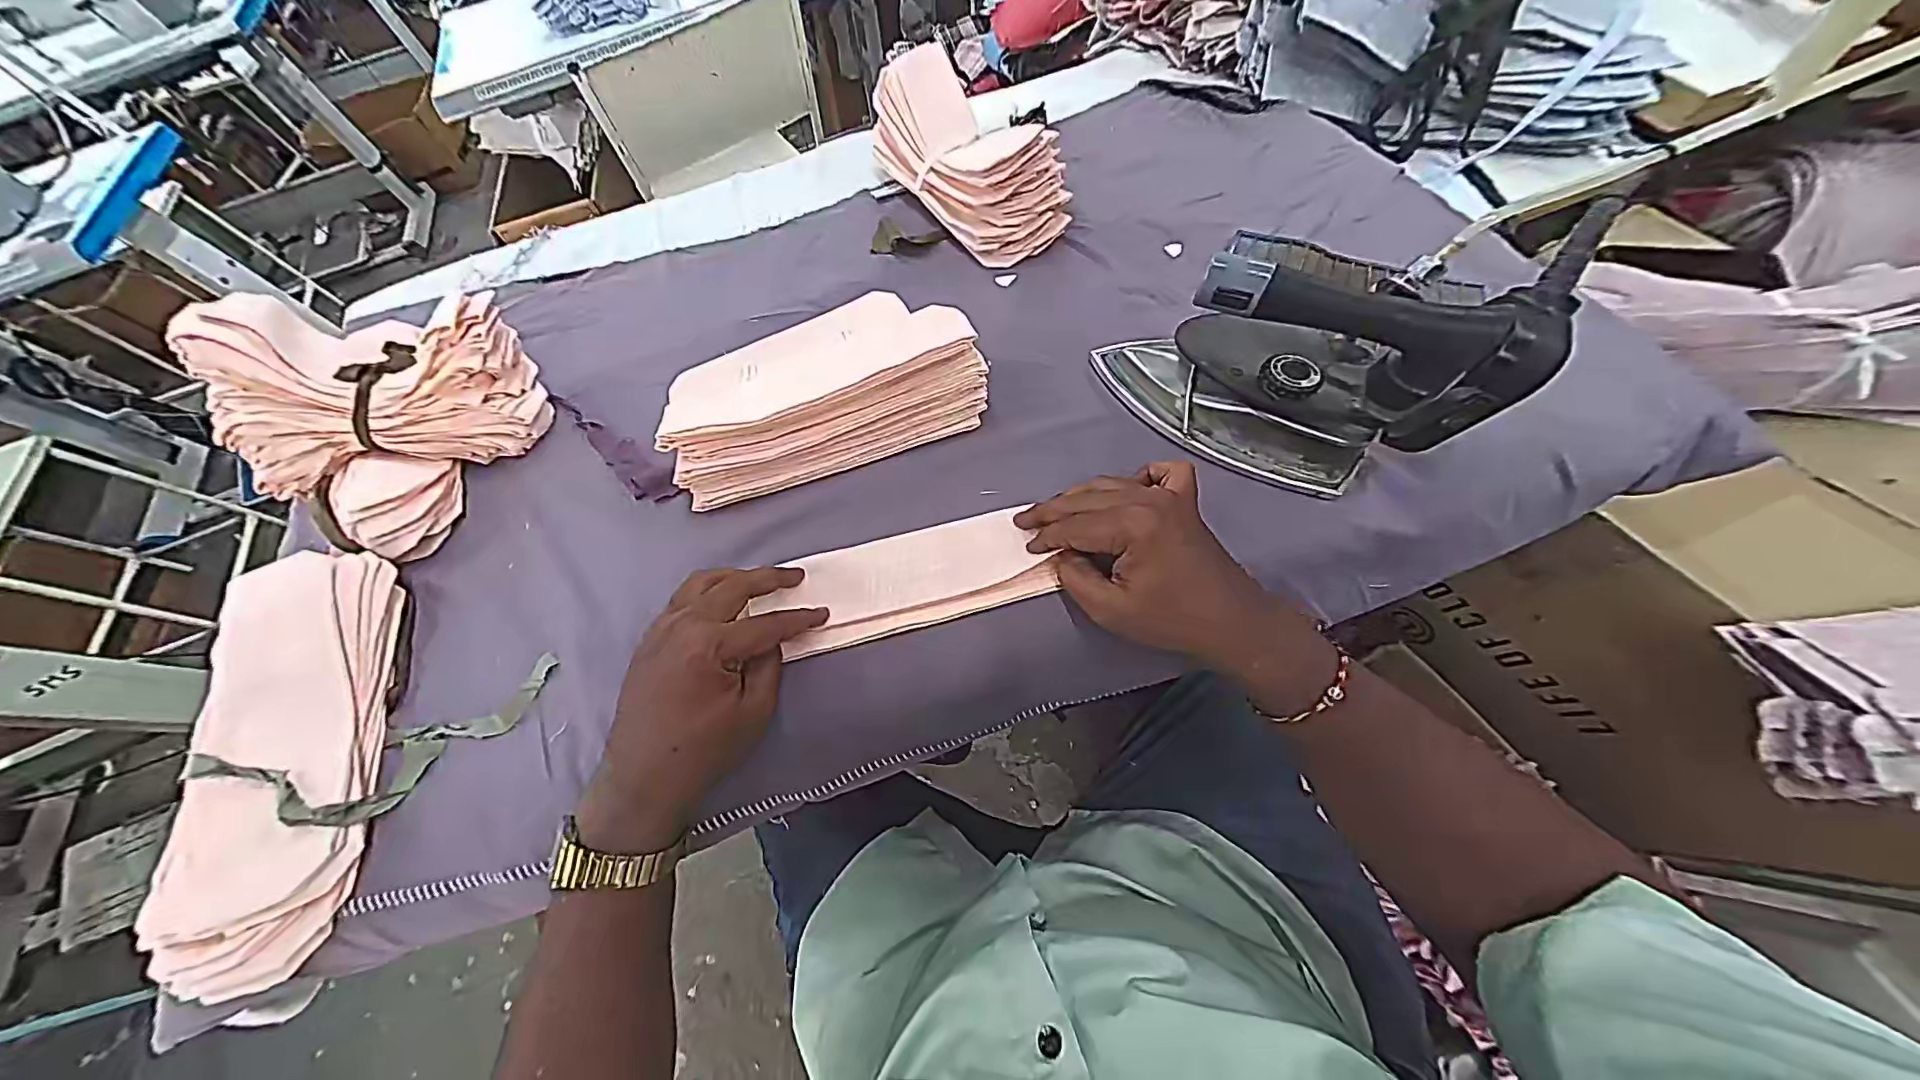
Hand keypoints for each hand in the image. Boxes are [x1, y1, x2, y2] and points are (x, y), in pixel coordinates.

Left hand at [575, 567, 826, 851]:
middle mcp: (682, 627)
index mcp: (708, 645)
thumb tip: (772, 638)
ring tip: (758, 580)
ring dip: (734, 577)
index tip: (821, 613)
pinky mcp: (649, 640)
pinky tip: (721, 601)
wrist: (644, 778)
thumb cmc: (703, 750)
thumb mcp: (754, 712)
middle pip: (731, 588)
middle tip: (795, 578)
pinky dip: (707, 591)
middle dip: (768, 579)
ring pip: (700, 584)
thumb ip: (768, 665)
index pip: (764, 623)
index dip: (797, 618)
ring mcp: (660, 630)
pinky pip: (681, 600)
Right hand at [1014, 462, 1334, 708]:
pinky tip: (1128, 489)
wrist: (1231, 622)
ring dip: (1081, 496)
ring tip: (1055, 510)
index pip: (1075, 524)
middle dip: (1052, 511)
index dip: (1047, 536)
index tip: (1028, 547)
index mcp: (1132, 524)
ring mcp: (1171, 496)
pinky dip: (1140, 477)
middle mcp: (1149, 500)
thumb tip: (1062, 555)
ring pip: (1113, 483)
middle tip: (1026, 522)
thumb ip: (1076, 578)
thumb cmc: (1170, 620)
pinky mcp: (1185, 502)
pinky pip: (1160, 473)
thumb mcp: (1109, 610)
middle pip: (1088, 498)